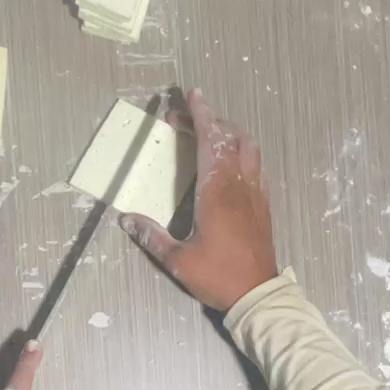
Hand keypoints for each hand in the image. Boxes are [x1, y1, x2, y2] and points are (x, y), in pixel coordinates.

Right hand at [118, 89, 279, 311]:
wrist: (257, 294)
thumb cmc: (217, 276)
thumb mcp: (178, 260)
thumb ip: (152, 237)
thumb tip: (126, 219)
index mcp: (216, 191)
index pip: (211, 141)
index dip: (201, 115)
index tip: (192, 95)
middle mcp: (239, 185)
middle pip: (231, 137)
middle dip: (210, 121)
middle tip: (186, 120)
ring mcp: (255, 193)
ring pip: (249, 148)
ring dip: (231, 134)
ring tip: (212, 135)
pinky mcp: (263, 205)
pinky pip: (256, 167)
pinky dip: (242, 154)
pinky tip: (231, 165)